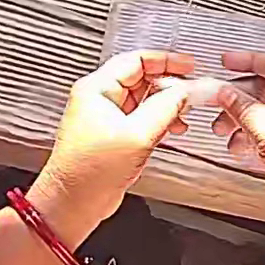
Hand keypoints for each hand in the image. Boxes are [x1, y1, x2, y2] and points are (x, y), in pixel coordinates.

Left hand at [38, 51, 195, 220]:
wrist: (73, 204)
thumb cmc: (89, 172)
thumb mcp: (137, 134)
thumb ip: (166, 107)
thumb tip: (185, 90)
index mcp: (96, 89)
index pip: (136, 60)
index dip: (166, 60)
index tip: (188, 66)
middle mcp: (99, 98)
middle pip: (142, 77)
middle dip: (169, 84)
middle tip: (190, 90)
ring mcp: (106, 116)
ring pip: (144, 97)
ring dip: (166, 103)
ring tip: (183, 113)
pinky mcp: (113, 133)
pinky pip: (142, 115)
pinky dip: (160, 118)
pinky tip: (172, 127)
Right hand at [211, 52, 264, 218]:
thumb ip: (244, 108)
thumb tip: (227, 93)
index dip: (250, 61)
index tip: (228, 61)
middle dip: (238, 97)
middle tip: (218, 99)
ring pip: (260, 113)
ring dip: (238, 119)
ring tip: (223, 128)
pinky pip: (262, 133)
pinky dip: (246, 137)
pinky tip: (237, 146)